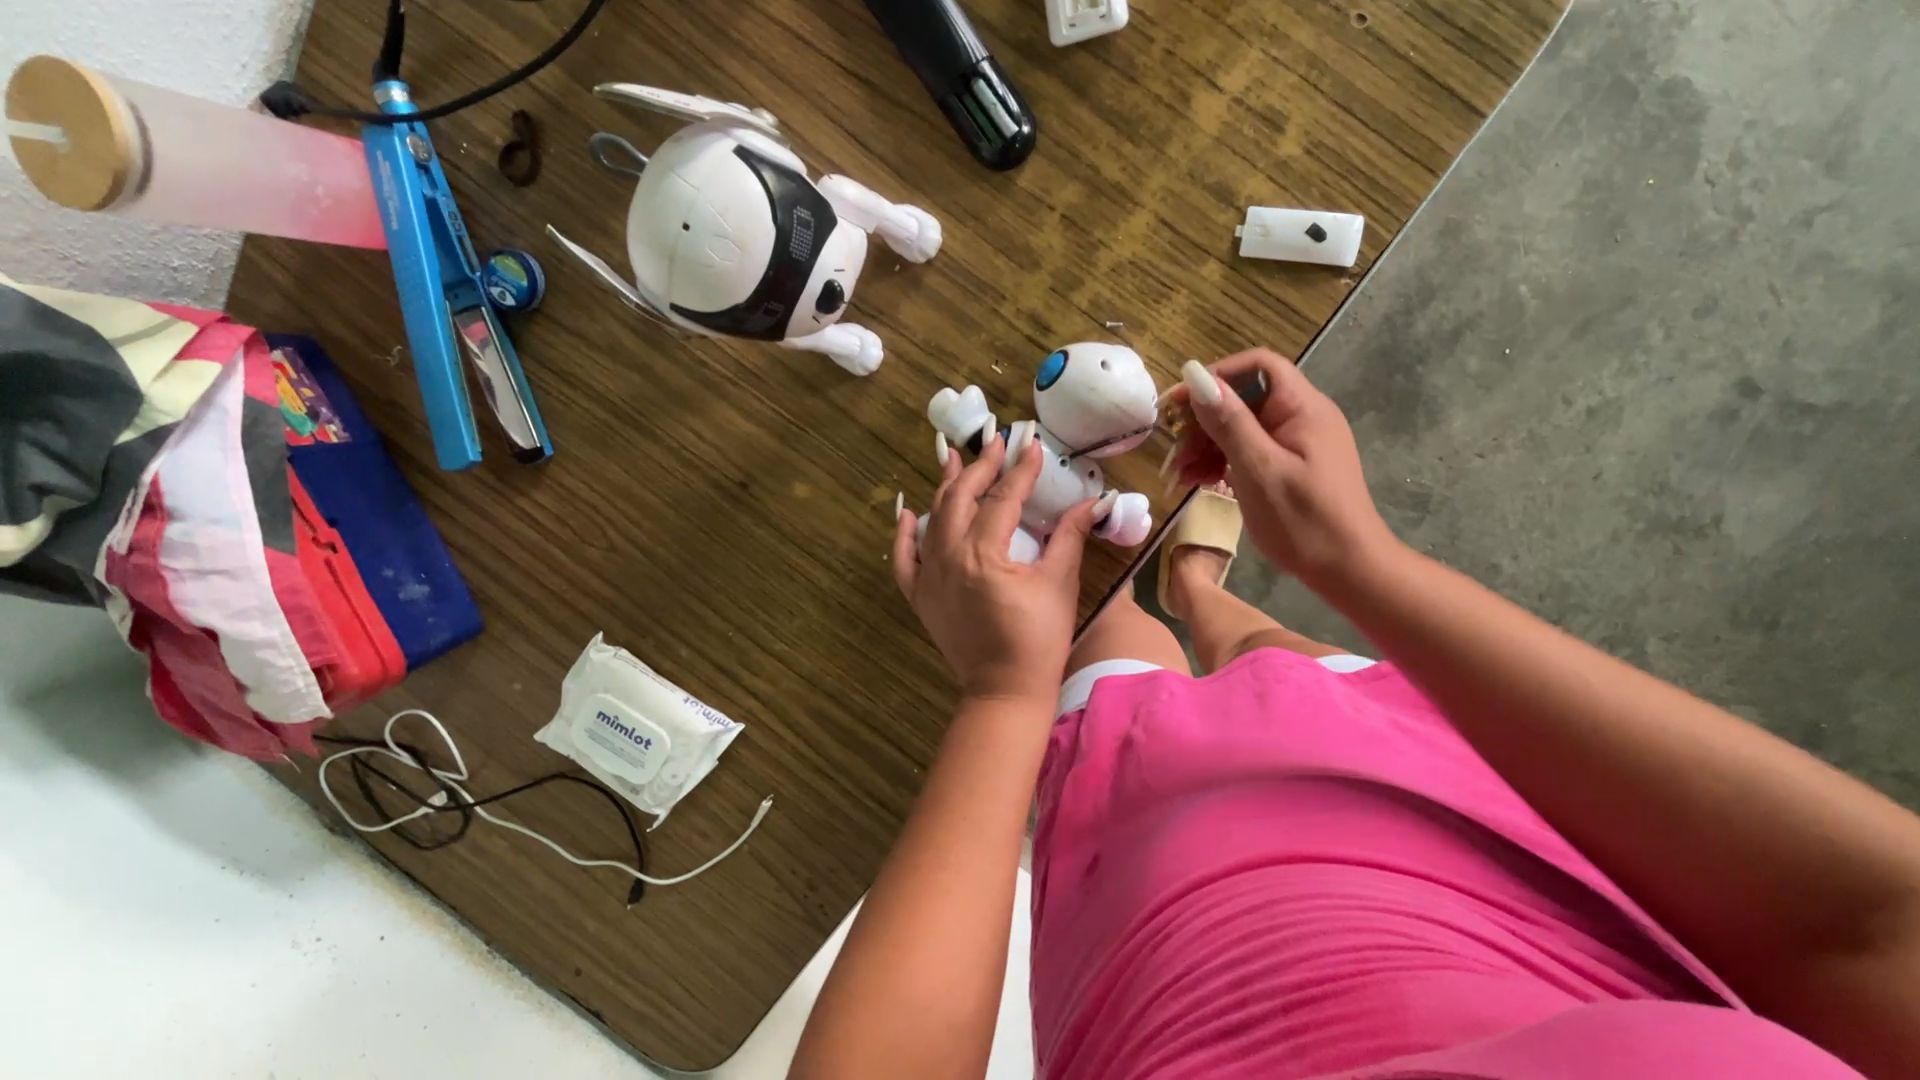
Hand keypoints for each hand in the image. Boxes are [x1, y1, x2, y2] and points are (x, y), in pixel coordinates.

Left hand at [894, 432, 1099, 702]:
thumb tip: (1090, 502)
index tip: (1032, 447)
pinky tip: (908, 513)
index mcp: (984, 553)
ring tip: (953, 458)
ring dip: (945, 487)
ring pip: (933, 519)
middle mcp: (949, 557)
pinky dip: (905, 535)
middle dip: (980, 467)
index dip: (1020, 471)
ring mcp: (930, 576)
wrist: (1004, 689)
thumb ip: (1069, 537)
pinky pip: (905, 559)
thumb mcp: (1059, 584)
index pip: (1003, 498)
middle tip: (995, 443)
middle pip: (961, 498)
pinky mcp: (921, 596)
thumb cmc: (1039, 639)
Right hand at [1169, 349, 1398, 586]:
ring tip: (1179, 476)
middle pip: (1244, 399)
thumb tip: (1195, 376)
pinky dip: (1221, 463)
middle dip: (1203, 422)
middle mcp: (1301, 418)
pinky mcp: (1289, 469)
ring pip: (1241, 428)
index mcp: (1302, 408)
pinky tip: (1198, 482)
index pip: (1257, 366)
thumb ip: (1228, 421)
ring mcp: (1296, 445)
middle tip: (1173, 453)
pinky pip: (1249, 452)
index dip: (1215, 377)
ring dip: (1205, 447)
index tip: (1178, 403)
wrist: (1347, 570)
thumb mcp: (1258, 469)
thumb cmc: (1304, 519)